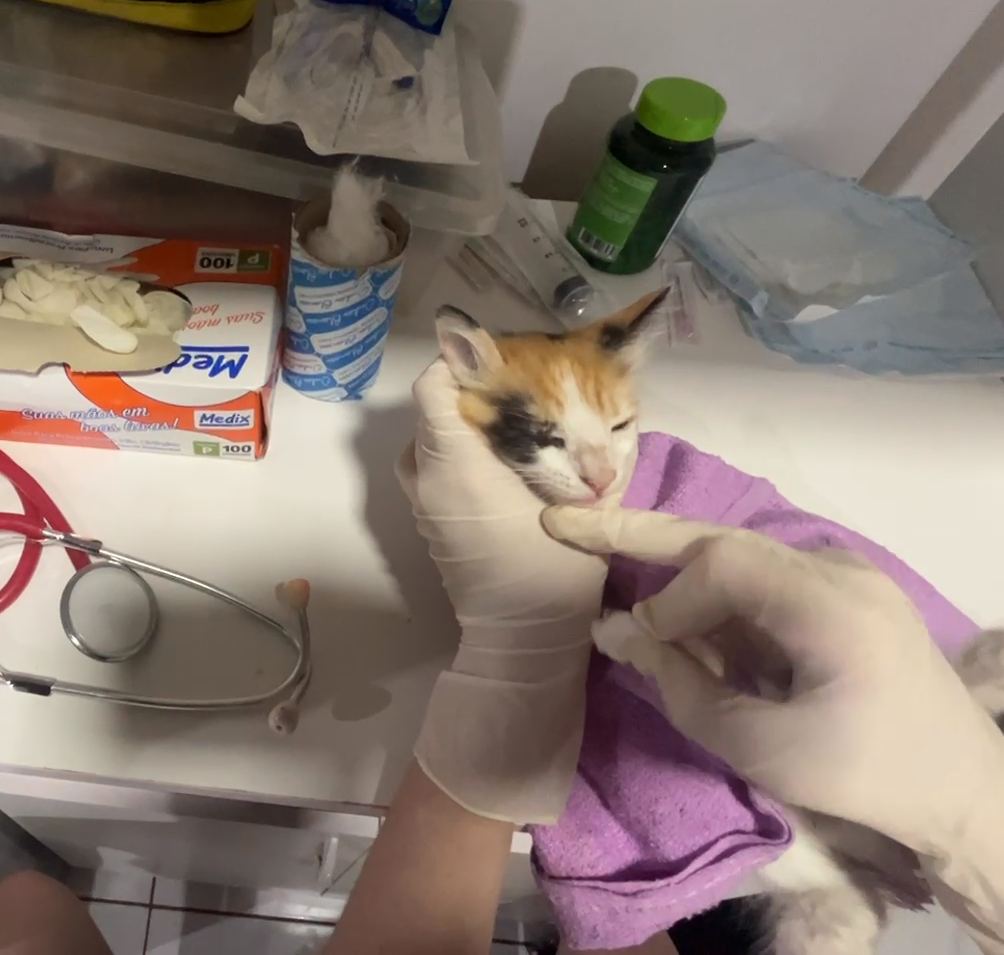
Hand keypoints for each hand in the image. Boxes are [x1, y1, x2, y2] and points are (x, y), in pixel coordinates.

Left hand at [397, 360, 605, 823]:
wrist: (518, 642)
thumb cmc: (552, 573)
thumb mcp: (580, 505)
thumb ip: (576, 451)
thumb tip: (585, 409)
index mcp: (454, 466)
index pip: (432, 388)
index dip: (458, 363)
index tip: (497, 360)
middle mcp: (424, 478)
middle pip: (431, 410)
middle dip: (470, 392)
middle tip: (518, 390)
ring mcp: (418, 501)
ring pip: (430, 439)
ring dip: (463, 424)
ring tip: (512, 425)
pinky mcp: (424, 519)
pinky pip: (432, 467)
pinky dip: (456, 452)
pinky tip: (500, 461)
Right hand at [543, 505, 1003, 849]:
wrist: (975, 798)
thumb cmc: (866, 776)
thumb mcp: (760, 746)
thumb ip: (677, 681)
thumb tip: (613, 629)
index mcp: (832, 605)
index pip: (719, 562)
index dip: (666, 598)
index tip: (646, 644)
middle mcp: (838, 570)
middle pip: (716, 536)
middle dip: (635, 533)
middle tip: (566, 522)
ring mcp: (843, 574)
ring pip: (732, 556)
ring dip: (685, 589)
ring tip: (662, 635)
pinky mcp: (841, 589)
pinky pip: (756, 577)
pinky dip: (716, 602)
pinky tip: (713, 643)